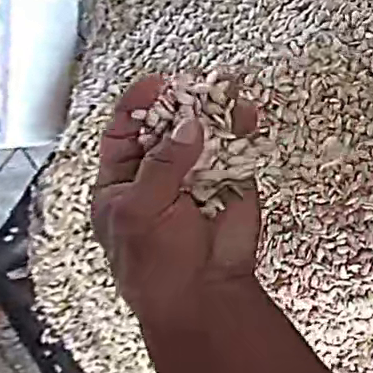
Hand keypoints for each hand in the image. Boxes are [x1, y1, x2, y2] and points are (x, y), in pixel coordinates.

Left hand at [91, 75, 260, 319]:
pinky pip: (240, 148)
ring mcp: (200, 173)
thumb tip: (190, 125)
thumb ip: (165, 166)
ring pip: (208, 133)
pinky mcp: (236, 179)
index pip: (127, 131)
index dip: (139, 105)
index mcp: (123, 179)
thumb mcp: (142, 211)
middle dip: (185, 102)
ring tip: (230, 86)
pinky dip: (246, 129)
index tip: (158, 83)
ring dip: (218, 109)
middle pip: (171, 125)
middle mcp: (162, 170)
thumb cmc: (156, 261)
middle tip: (200, 81)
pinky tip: (249, 112)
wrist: (204, 291)